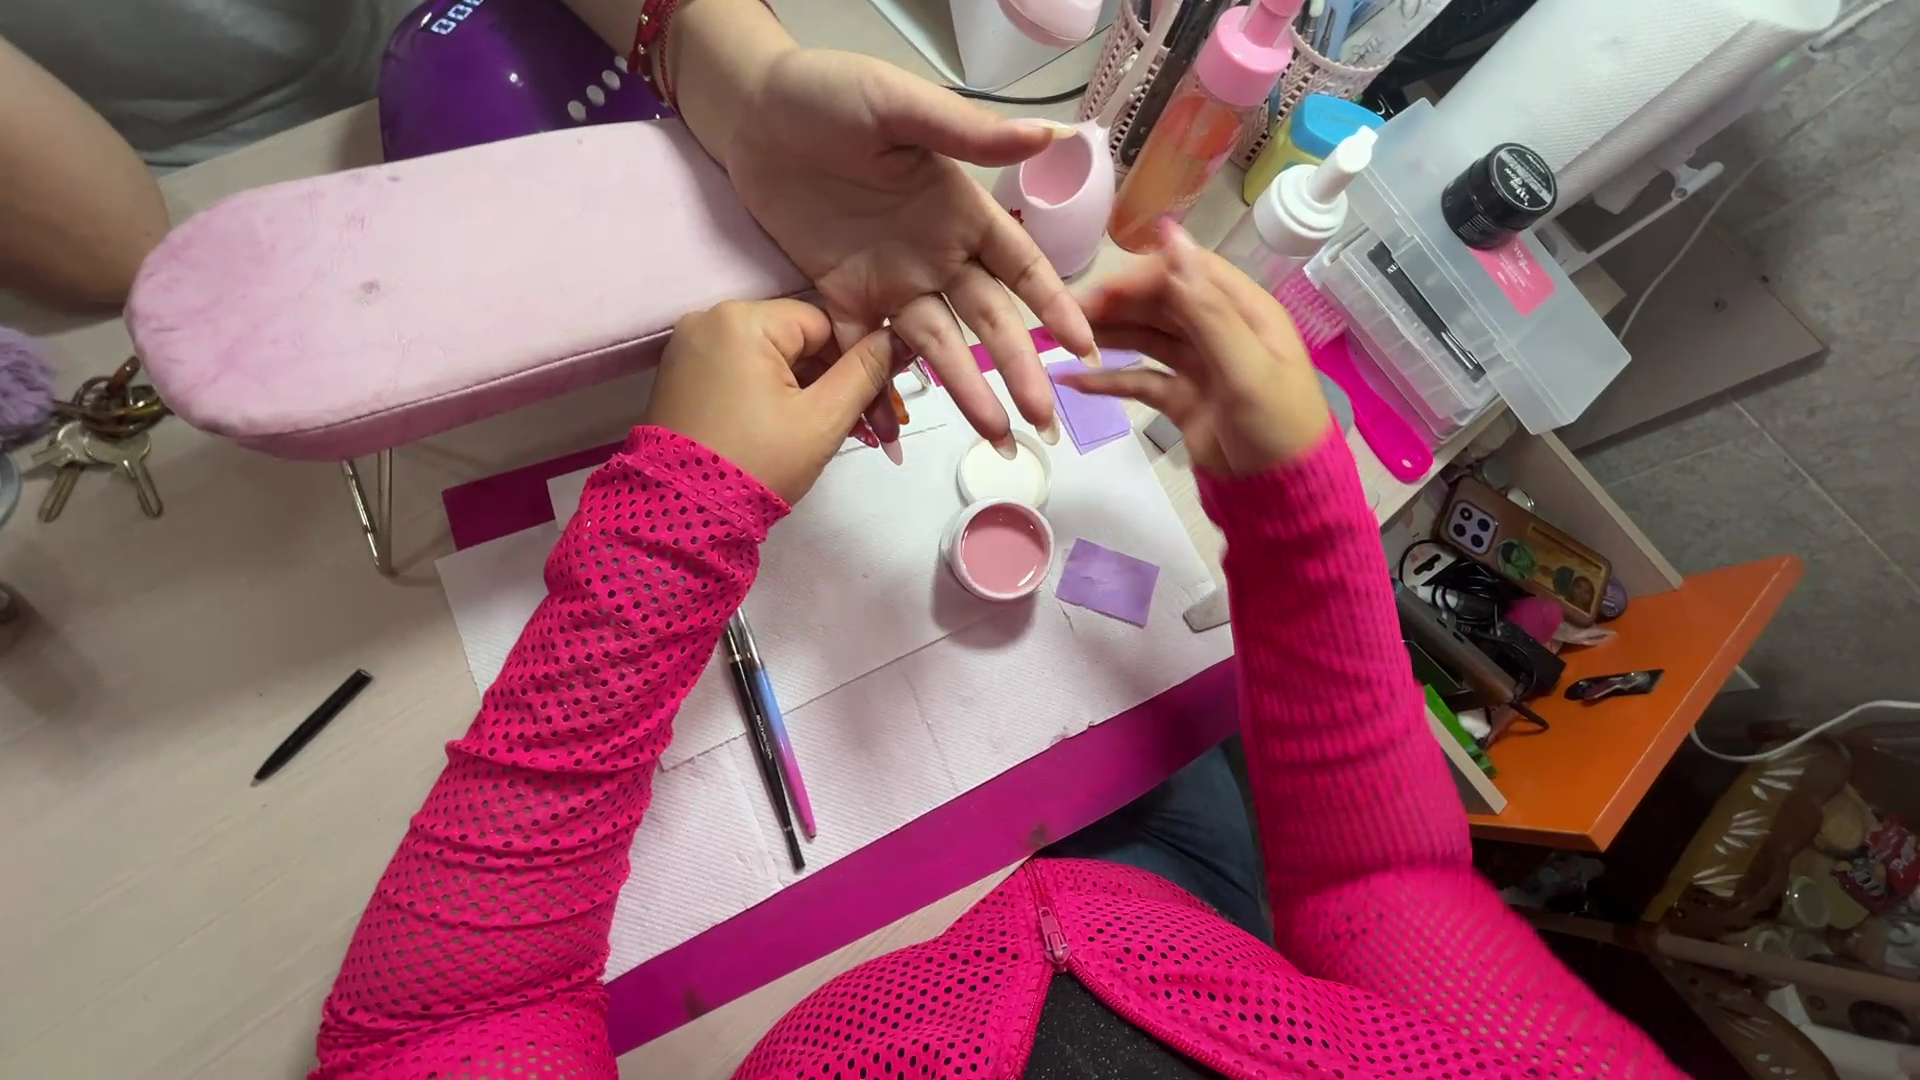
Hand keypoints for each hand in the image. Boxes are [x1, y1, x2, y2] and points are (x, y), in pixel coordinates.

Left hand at [645, 299, 902, 502]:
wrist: (686, 516)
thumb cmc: (760, 462)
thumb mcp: (824, 417)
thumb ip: (866, 371)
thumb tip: (897, 336)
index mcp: (742, 320)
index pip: (824, 324)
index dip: (856, 362)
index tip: (877, 403)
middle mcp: (709, 320)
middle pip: (798, 341)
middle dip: (835, 384)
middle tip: (868, 428)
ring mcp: (690, 349)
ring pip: (774, 360)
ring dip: (809, 393)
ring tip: (838, 435)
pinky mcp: (683, 377)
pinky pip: (744, 374)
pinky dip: (774, 396)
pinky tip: (797, 430)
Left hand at [720, 48, 1096, 453]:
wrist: (754, 114)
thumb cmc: (830, 95)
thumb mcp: (900, 104)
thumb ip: (968, 132)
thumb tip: (1049, 136)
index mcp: (960, 213)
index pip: (1021, 268)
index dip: (1054, 308)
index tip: (1082, 349)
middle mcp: (935, 258)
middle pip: (988, 322)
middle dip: (1018, 370)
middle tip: (1043, 420)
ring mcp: (892, 284)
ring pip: (938, 348)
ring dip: (967, 393)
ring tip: (995, 436)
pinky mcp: (845, 300)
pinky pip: (864, 356)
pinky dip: (879, 395)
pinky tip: (898, 436)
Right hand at [1061, 223, 1330, 477]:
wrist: (1279, 492)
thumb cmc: (1276, 425)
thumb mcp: (1245, 365)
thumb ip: (1206, 308)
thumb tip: (1172, 239)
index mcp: (1245, 311)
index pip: (1188, 274)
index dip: (1143, 276)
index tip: (1101, 290)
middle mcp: (1220, 330)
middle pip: (1162, 303)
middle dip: (1117, 305)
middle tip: (1068, 314)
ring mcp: (1198, 365)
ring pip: (1147, 339)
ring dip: (1109, 335)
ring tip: (1064, 338)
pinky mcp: (1180, 398)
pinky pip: (1140, 381)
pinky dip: (1110, 380)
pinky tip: (1075, 380)